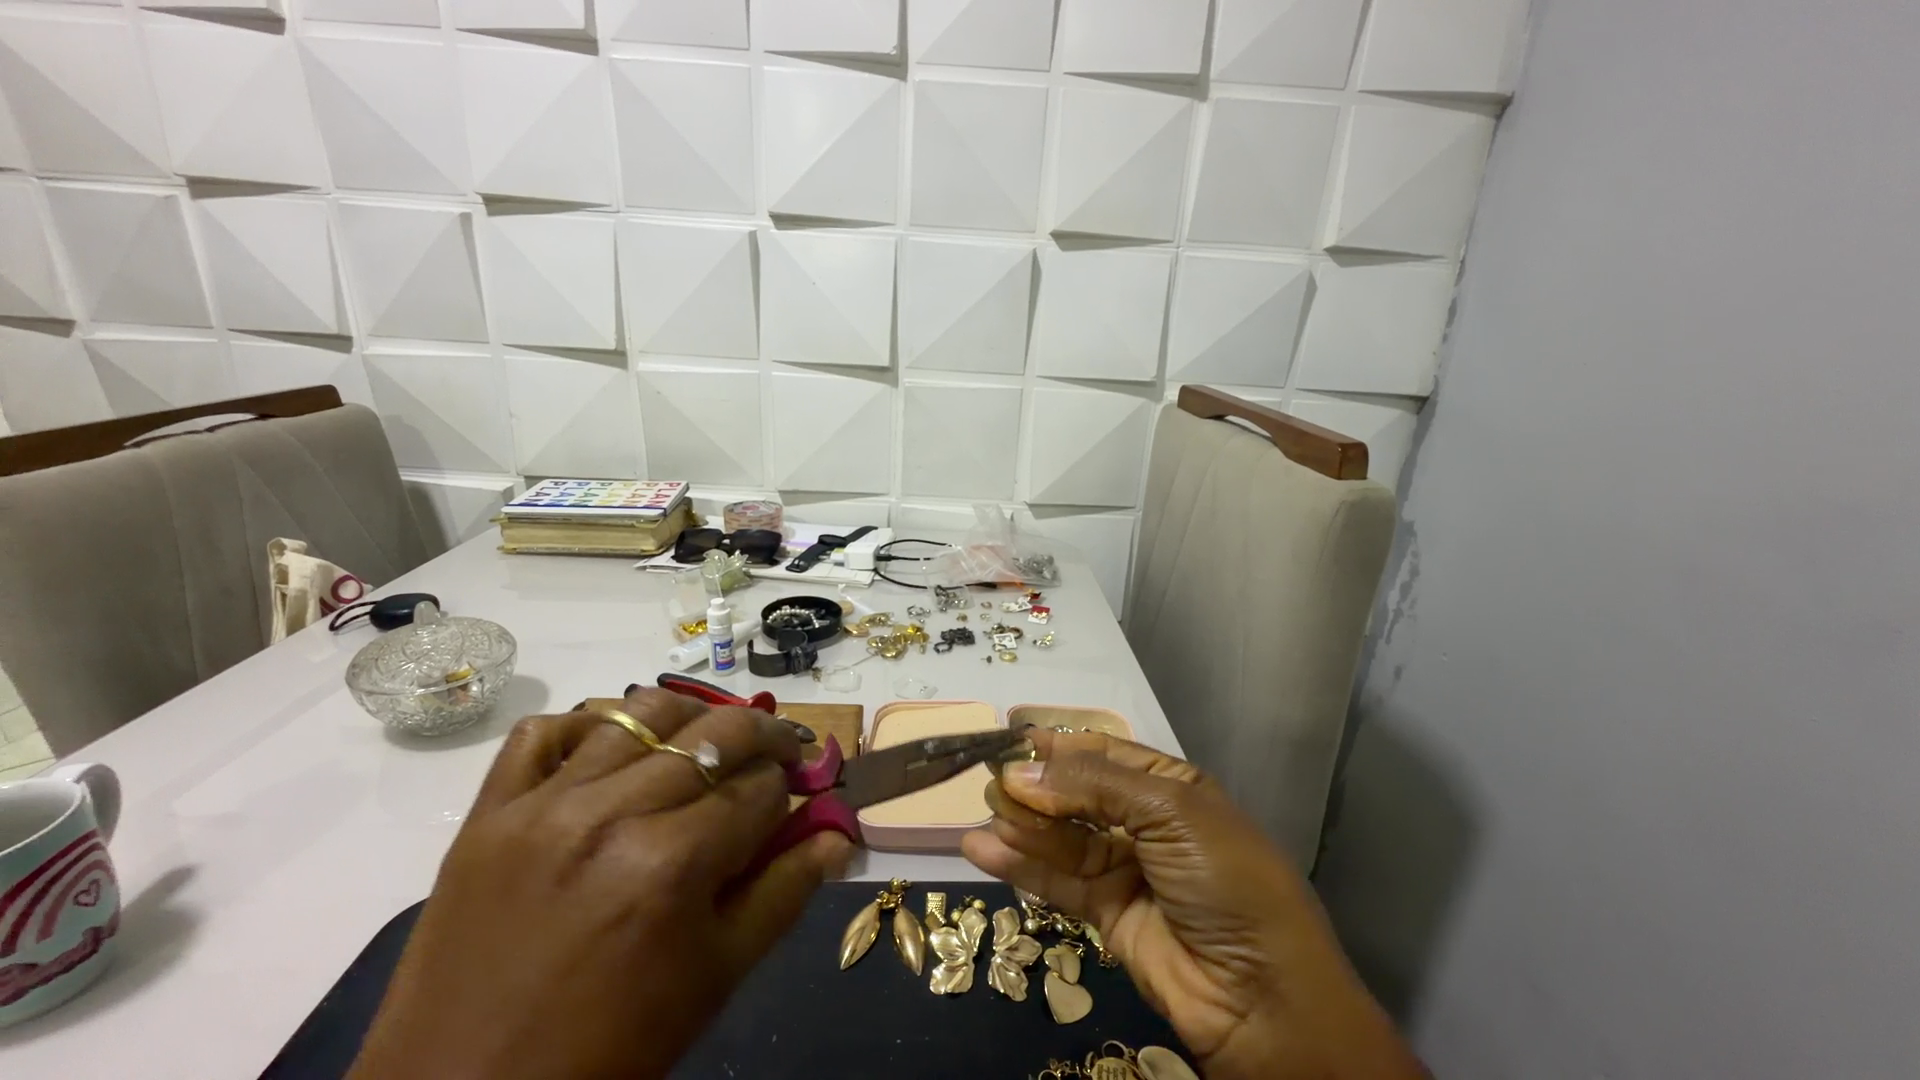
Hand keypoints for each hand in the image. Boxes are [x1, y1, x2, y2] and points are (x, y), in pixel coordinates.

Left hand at [348, 689, 853, 1079]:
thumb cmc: (615, 1041)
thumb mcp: (716, 976)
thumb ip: (784, 893)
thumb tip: (840, 834)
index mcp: (674, 863)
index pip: (760, 789)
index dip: (787, 792)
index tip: (792, 801)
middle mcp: (612, 814)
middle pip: (714, 735)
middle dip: (762, 737)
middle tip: (776, 753)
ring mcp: (543, 805)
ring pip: (638, 714)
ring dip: (689, 721)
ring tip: (703, 744)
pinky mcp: (489, 811)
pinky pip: (544, 732)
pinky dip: (588, 724)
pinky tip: (613, 746)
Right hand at [962, 730, 1423, 1079]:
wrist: (1262, 993)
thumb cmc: (1225, 878)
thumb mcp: (1169, 813)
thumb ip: (1092, 787)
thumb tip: (1019, 773)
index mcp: (1171, 786)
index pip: (1104, 752)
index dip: (1059, 745)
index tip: (1011, 738)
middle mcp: (1144, 822)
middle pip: (1077, 794)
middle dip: (1036, 787)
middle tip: (992, 782)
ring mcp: (1124, 869)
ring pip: (1061, 837)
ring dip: (1022, 825)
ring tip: (984, 815)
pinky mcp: (1104, 913)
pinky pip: (1056, 880)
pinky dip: (1019, 865)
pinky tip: (981, 848)